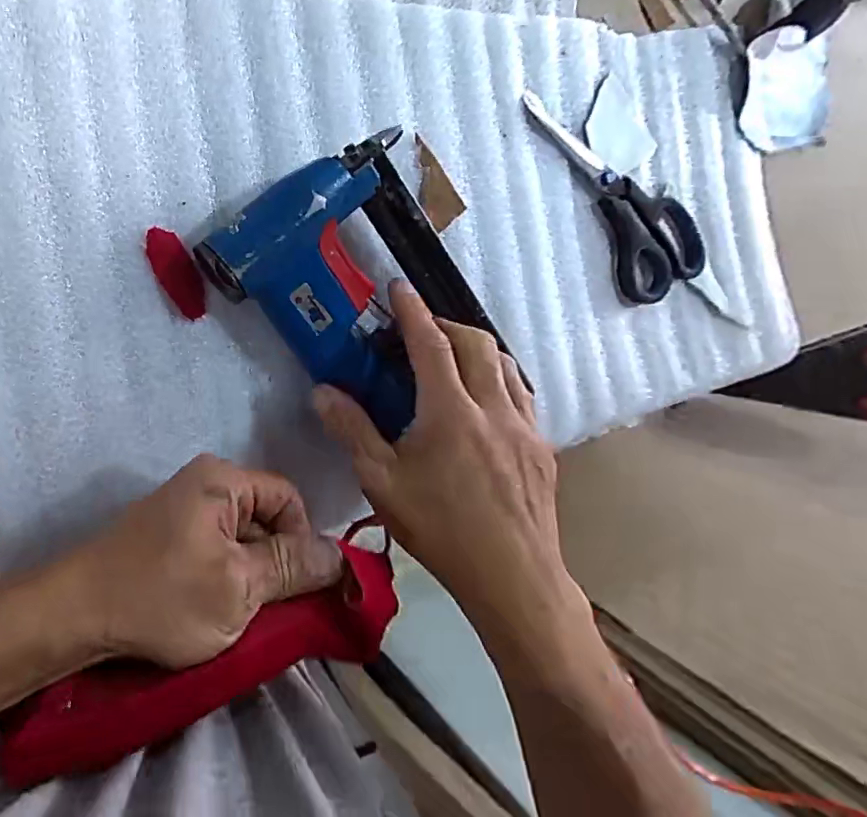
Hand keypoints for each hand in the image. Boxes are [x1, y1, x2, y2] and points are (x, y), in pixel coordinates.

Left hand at [64, 454, 343, 669]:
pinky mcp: (167, 535)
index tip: (300, 587)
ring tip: (244, 614)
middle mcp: (204, 483)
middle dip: (276, 562)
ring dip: (250, 574)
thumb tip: (340, 555)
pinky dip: (225, 576)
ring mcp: (182, 508)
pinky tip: (217, 609)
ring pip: (241, 538)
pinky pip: (215, 548)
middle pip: (265, 517)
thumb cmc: (162, 596)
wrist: (75, 614)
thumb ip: (292, 568)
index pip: (288, 498)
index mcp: (223, 479)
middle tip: (275, 608)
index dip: (303, 540)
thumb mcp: (238, 587)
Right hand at [313, 281, 567, 627]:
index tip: (399, 288)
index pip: (430, 343)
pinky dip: (500, 380)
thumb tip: (324, 391)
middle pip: (476, 343)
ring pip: (506, 364)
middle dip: (447, 324)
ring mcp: (524, 426)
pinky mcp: (542, 448)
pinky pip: (522, 395)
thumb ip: (353, 431)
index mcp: (450, 412)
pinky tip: (486, 403)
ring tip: (454, 360)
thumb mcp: (383, 483)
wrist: (514, 579)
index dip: (412, 310)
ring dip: (478, 349)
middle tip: (421, 330)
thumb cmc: (441, 531)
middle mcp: (493, 408)